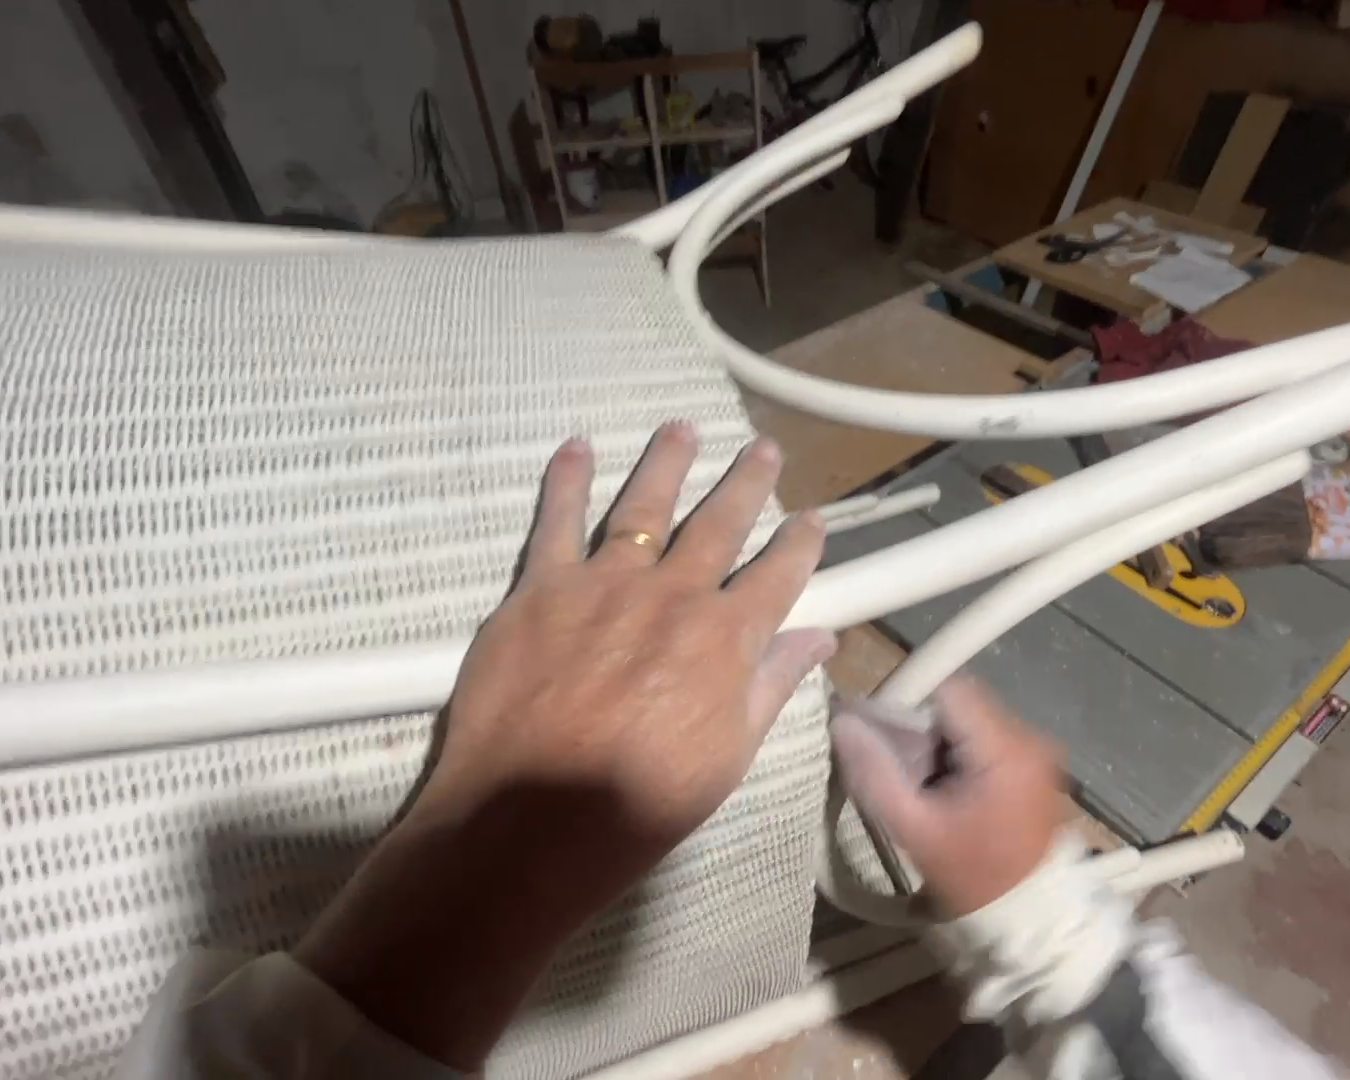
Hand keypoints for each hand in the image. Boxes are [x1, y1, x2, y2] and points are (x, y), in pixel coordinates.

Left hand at [296, 422, 831, 1068]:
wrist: (529, 825)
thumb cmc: (641, 803)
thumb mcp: (729, 756)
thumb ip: (772, 685)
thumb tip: (820, 640)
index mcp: (725, 639)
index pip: (779, 576)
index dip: (800, 546)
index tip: (811, 521)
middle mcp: (673, 594)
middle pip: (720, 524)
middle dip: (747, 484)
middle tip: (763, 450)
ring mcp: (604, 584)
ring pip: (644, 505)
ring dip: (667, 462)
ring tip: (681, 428)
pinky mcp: (541, 588)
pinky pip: (556, 521)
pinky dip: (566, 480)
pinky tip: (576, 448)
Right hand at [831, 678, 1062, 914]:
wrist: (1027, 917)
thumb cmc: (969, 875)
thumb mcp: (912, 828)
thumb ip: (874, 772)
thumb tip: (841, 721)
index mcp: (1005, 749)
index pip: (947, 690)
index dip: (909, 705)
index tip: (888, 738)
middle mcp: (1030, 737)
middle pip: (959, 702)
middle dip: (924, 726)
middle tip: (903, 766)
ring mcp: (1037, 748)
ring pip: (970, 716)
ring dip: (940, 738)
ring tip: (926, 780)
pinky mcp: (1035, 760)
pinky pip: (985, 734)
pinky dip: (960, 750)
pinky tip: (949, 786)